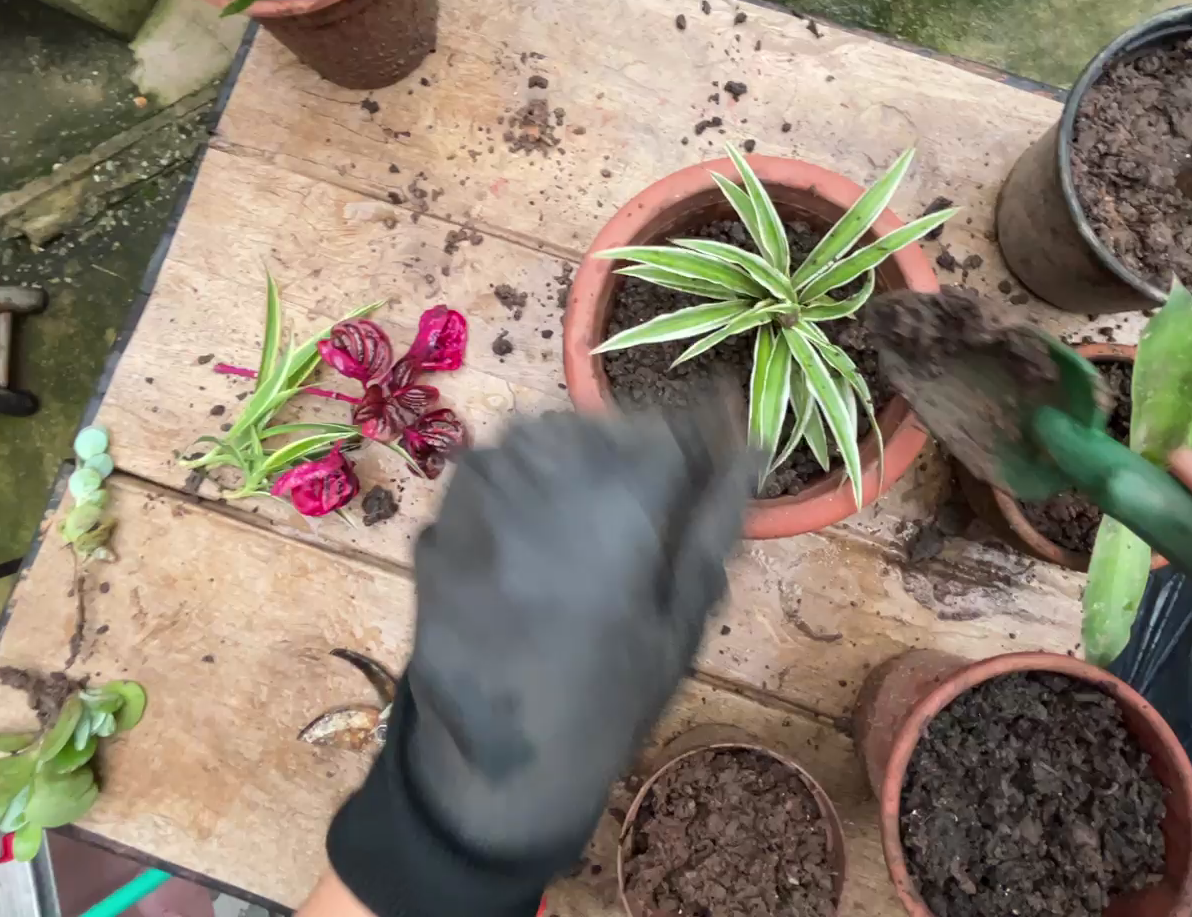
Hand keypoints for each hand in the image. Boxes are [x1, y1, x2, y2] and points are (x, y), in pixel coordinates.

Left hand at [325, 408, 753, 916]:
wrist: (499, 766)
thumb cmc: (610, 697)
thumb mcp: (682, 618)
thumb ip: (715, 521)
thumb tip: (751, 449)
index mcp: (619, 508)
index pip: (667, 433)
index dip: (688, 446)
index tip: (695, 471)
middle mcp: (545, 483)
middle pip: (601, 425)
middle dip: (629, 449)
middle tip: (637, 502)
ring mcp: (481, 497)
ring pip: (541, 433)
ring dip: (570, 457)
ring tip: (581, 513)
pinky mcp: (440, 516)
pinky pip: (488, 462)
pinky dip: (517, 477)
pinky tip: (526, 528)